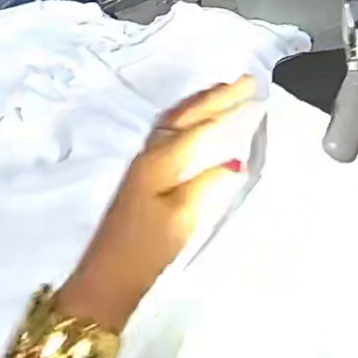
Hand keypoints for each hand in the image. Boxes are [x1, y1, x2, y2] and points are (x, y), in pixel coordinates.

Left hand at [59, 76, 255, 329]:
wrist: (106, 277)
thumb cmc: (146, 251)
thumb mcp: (181, 220)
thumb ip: (206, 186)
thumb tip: (235, 162)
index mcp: (160, 160)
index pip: (197, 126)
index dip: (224, 108)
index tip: (251, 92)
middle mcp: (150, 152)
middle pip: (184, 114)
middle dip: (215, 95)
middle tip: (245, 81)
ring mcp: (144, 161)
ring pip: (175, 119)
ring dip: (200, 101)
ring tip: (226, 90)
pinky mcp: (143, 173)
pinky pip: (169, 130)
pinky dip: (188, 117)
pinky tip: (198, 120)